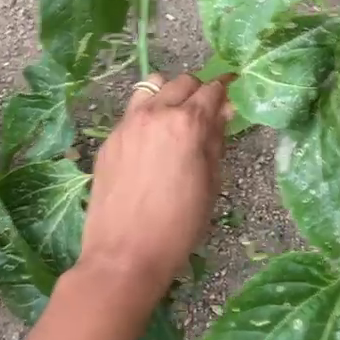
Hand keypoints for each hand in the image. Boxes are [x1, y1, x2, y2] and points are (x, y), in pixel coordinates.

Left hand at [77, 73, 231, 295]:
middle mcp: (157, 113)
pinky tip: (150, 142)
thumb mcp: (210, 182)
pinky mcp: (110, 139)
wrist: (123, 257)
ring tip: (173, 119)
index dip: (225, 90)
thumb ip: (216, 140)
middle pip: (183, 82)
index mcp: (188, 123)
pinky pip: (133, 111)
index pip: (212, 89)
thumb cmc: (179, 226)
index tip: (230, 94)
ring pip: (153, 86)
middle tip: (204, 114)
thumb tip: (223, 111)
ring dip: (169, 94)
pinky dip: (147, 114)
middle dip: (198, 91)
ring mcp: (128, 124)